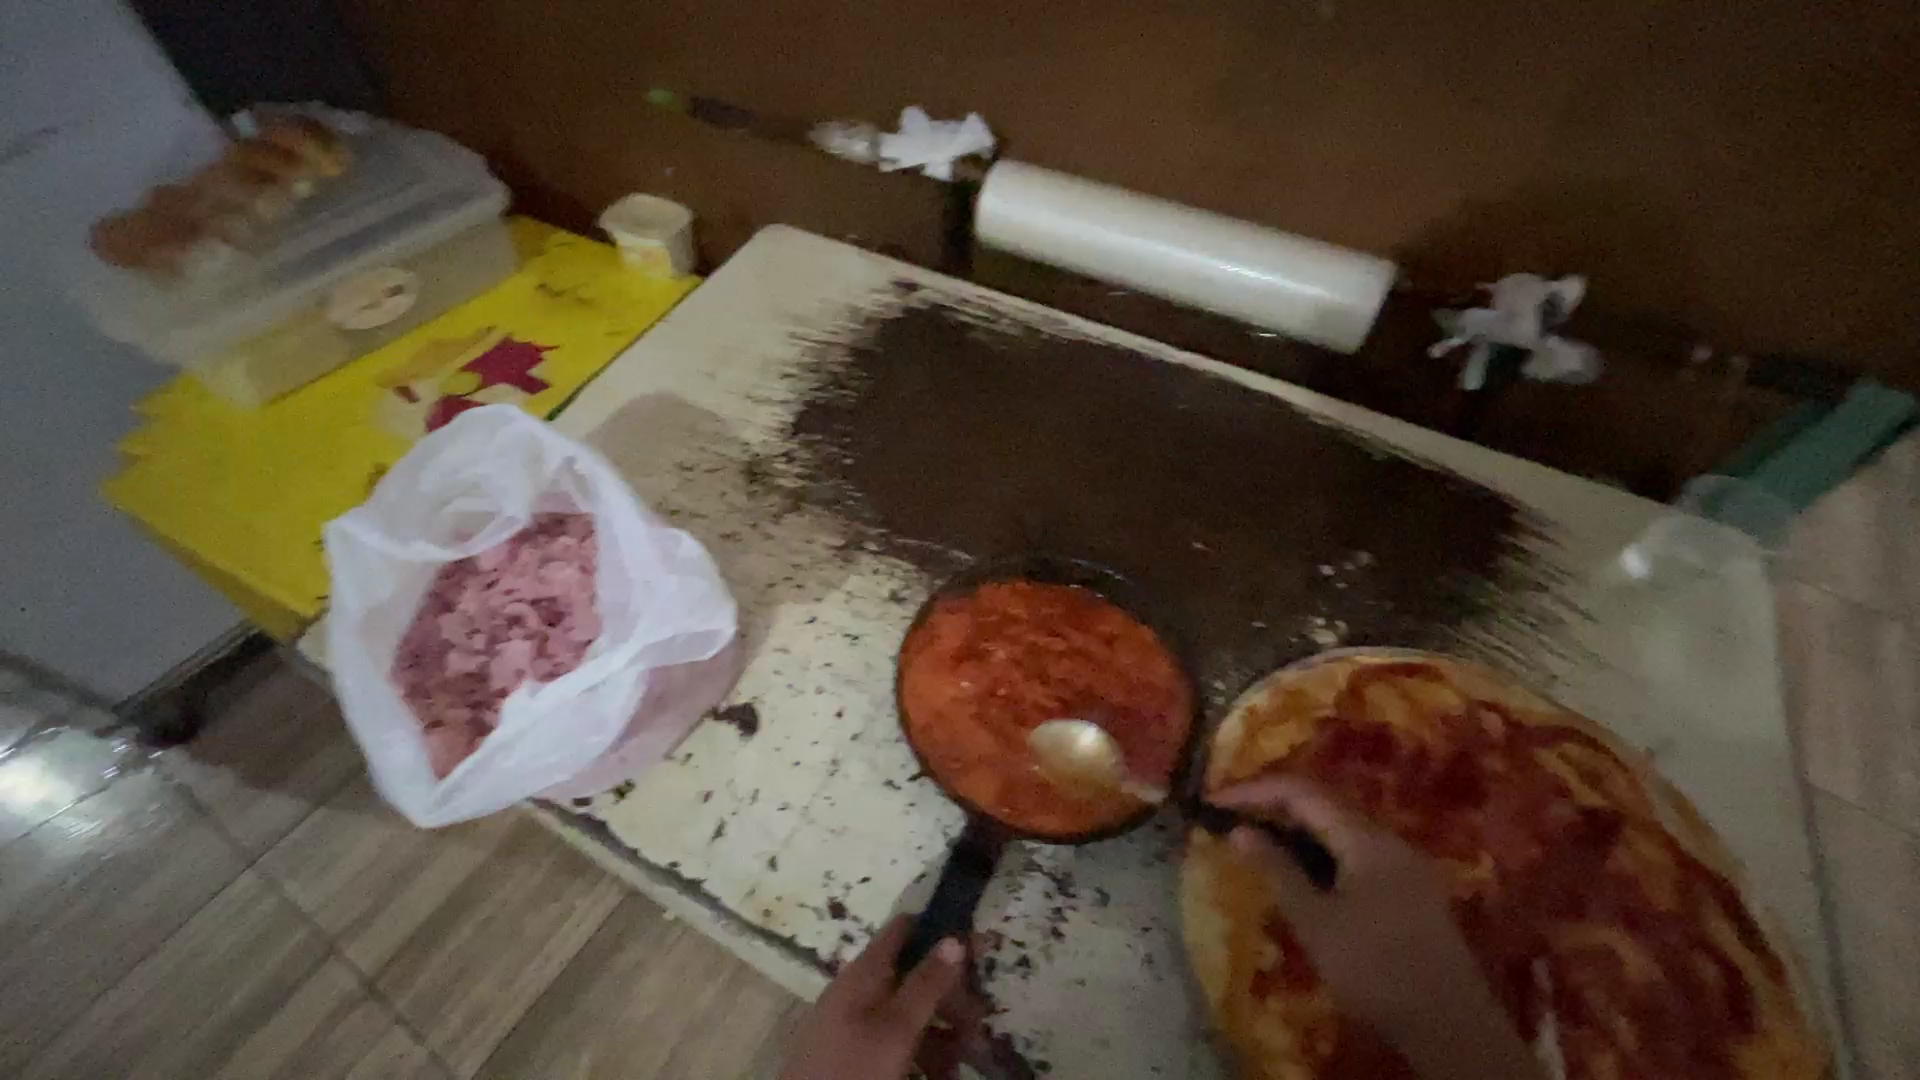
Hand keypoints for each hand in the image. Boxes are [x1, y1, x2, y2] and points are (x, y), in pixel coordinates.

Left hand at [778, 915, 967, 1079]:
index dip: (941, 931)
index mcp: (865, 972)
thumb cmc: (852, 1070)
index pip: (905, 929)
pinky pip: (898, 1045)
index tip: (975, 948)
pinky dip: (924, 1055)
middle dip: (951, 996)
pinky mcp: (859, 1059)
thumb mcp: (896, 1029)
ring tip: (965, 1055)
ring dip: (944, 1032)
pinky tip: (942, 1075)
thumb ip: (926, 983)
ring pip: (911, 1015)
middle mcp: (861, 992)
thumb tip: (954, 937)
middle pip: (915, 976)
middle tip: (977, 1021)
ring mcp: (858, 1026)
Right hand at [1213, 777, 1543, 1079]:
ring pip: (1339, 828)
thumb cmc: (1376, 971)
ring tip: (1257, 841)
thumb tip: (1240, 830)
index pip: (1301, 792)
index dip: (1254, 791)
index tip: (1215, 802)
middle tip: (1232, 817)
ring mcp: (1404, 865)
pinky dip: (1318, 850)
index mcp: (1365, 839)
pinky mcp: (1409, 890)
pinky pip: (1354, 851)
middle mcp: (1388, 840)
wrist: (1455, 1032)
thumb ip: (1277, 869)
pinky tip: (1300, 871)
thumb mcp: (1315, 921)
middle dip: (1273, 805)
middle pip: (1322, 804)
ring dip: (1295, 828)